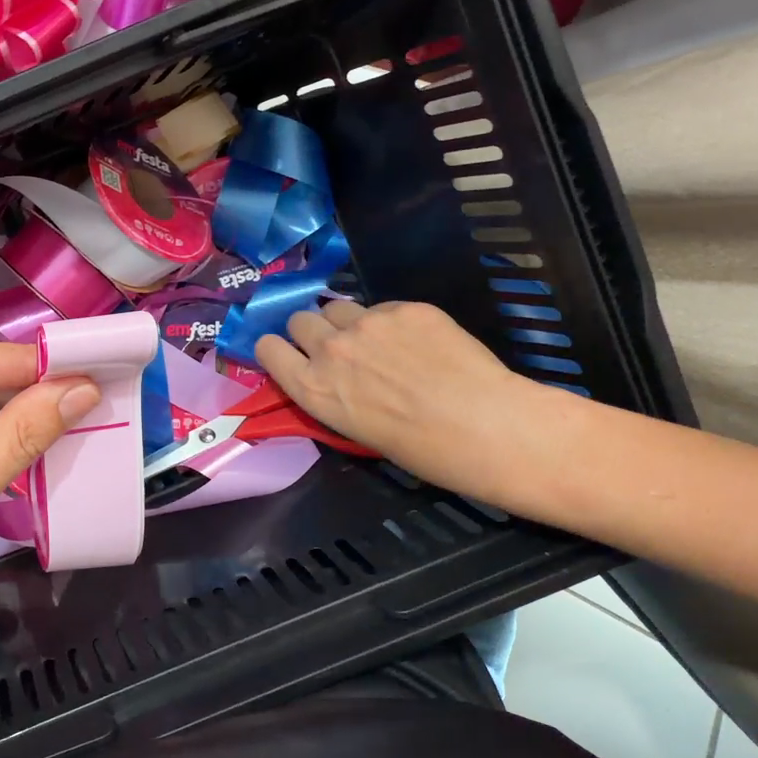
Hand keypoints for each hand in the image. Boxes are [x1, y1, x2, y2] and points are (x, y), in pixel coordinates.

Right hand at [254, 301, 552, 503]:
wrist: (491, 428)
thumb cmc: (424, 450)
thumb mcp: (355, 430)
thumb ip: (330, 393)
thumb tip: (332, 377)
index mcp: (312, 388)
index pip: (266, 348)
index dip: (279, 350)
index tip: (292, 356)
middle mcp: (330, 349)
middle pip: (299, 320)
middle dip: (314, 332)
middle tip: (342, 350)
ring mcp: (367, 323)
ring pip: (338, 307)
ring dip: (349, 322)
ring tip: (381, 343)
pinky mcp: (405, 308)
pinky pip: (384, 306)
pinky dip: (394, 321)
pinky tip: (421, 343)